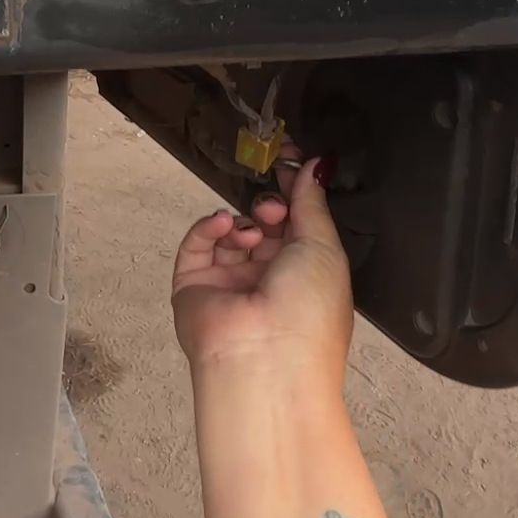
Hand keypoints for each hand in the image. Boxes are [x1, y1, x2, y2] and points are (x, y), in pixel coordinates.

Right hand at [171, 152, 353, 390]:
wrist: (263, 360)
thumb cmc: (307, 312)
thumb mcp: (322, 249)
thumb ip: (312, 203)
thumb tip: (315, 166)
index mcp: (306, 274)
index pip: (296, 222)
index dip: (292, 189)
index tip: (287, 156)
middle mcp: (269, 278)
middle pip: (264, 224)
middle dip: (269, 207)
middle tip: (273, 208)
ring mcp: (230, 282)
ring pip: (231, 231)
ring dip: (243, 221)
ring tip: (252, 229)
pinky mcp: (194, 283)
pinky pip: (197, 244)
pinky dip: (209, 227)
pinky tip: (223, 225)